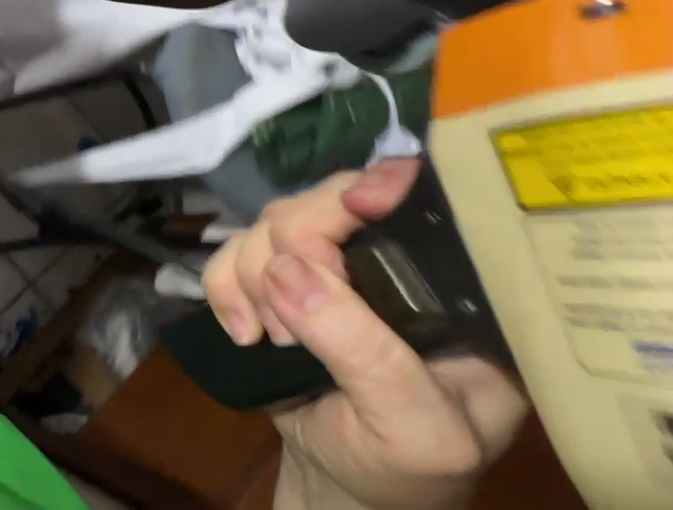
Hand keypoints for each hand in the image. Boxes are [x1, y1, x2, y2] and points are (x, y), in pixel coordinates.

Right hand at [202, 160, 530, 509]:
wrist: (345, 483)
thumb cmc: (405, 466)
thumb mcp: (414, 427)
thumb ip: (365, 352)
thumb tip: (288, 270)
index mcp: (452, 292)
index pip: (416, 208)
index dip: (376, 192)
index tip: (354, 208)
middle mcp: (388, 262)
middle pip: (324, 204)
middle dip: (293, 254)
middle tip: (290, 323)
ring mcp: (326, 266)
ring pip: (268, 223)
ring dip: (252, 277)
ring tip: (268, 339)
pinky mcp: (274, 277)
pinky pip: (228, 249)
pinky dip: (221, 285)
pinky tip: (240, 331)